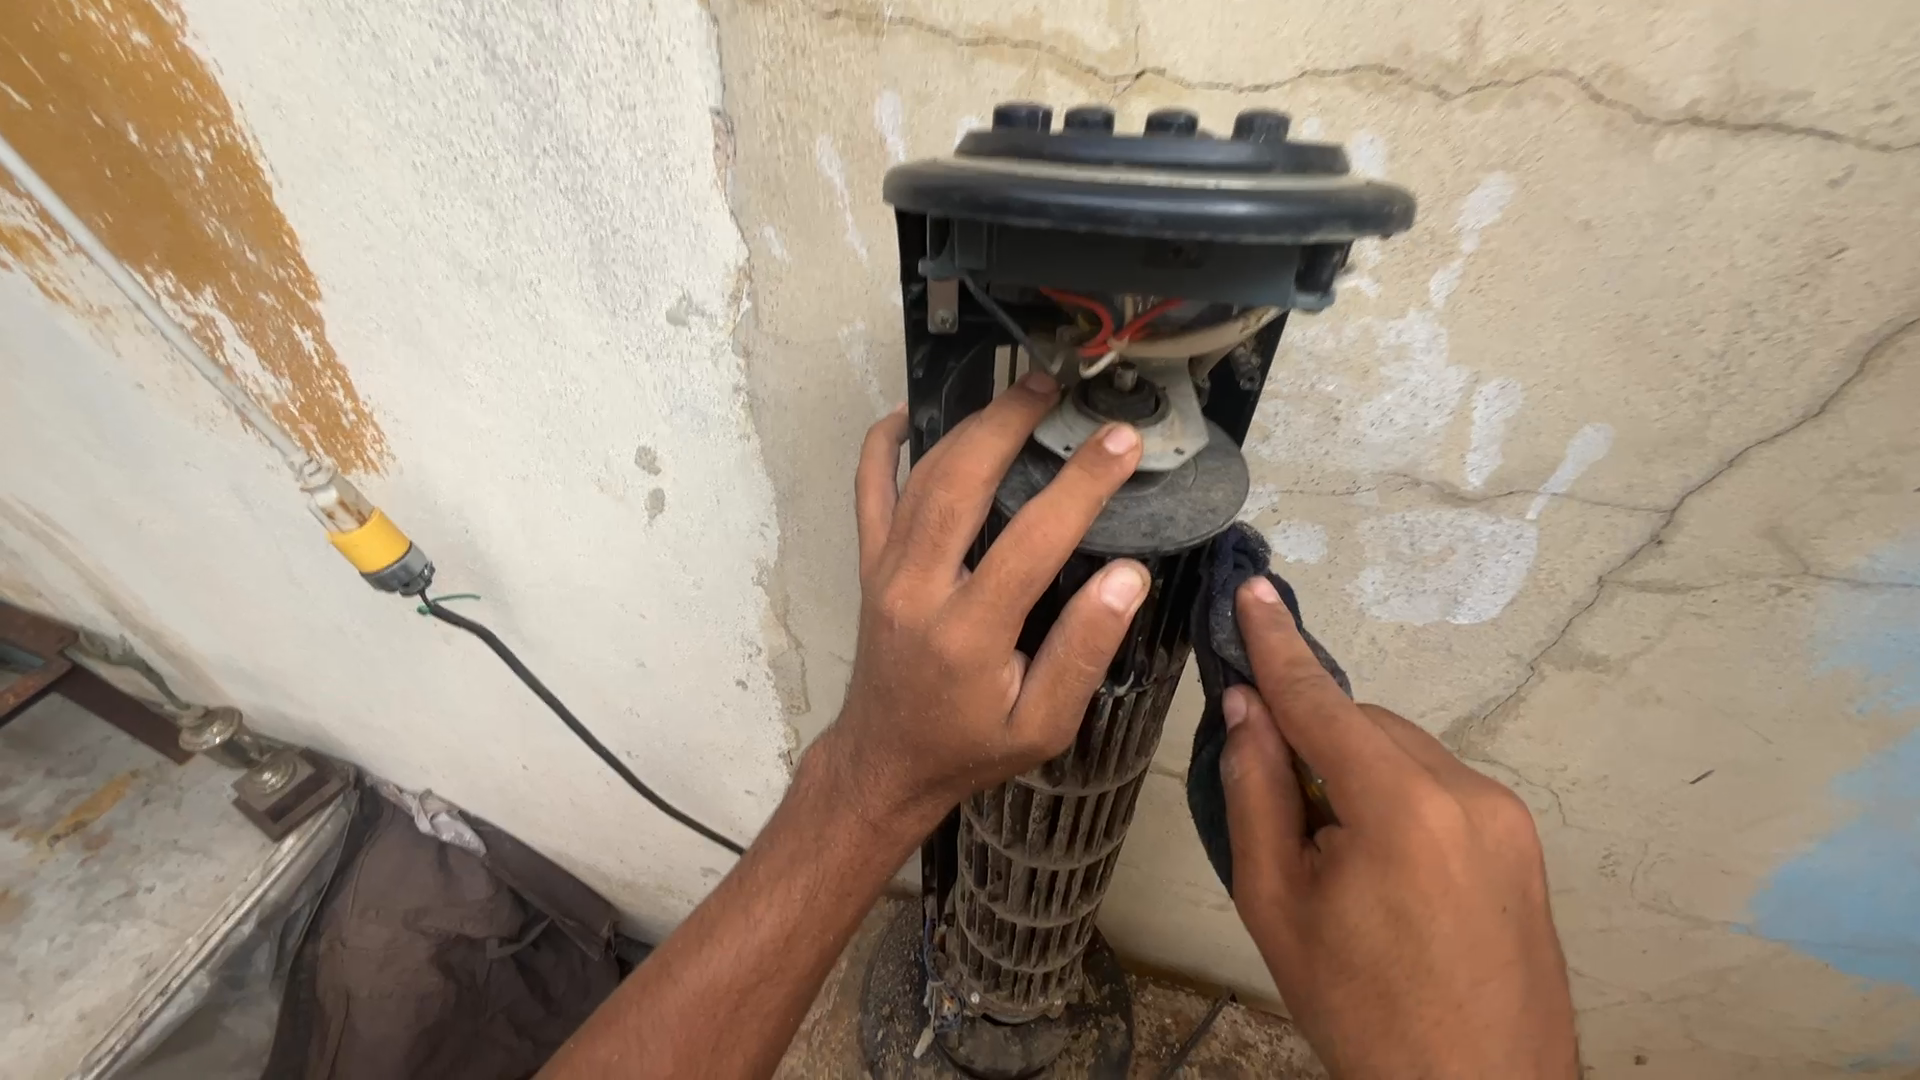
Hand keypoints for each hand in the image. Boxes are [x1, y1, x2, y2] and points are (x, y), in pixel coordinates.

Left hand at [824, 372, 1150, 828]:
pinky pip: (867, 491)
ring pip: (921, 477)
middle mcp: (917, 589)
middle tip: (1056, 386)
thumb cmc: (970, 747)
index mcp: (969, 634)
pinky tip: (911, 415)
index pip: (1034, 539)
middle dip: (1011, 423)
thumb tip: (1127, 576)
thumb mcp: (1044, 724)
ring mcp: (884, 571)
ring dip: (969, 426)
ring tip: (1016, 393)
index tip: (1120, 440)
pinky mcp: (868, 566)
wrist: (886, 762)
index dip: (1082, 483)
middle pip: (961, 483)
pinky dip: (884, 446)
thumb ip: (1084, 650)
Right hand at [1222, 576, 1577, 1078]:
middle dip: (1311, 737)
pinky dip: (1389, 791)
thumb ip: (1255, 788)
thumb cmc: (1356, 1004)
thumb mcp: (1273, 898)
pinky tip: (1379, 860)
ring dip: (1351, 768)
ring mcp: (1506, 816)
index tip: (1253, 588)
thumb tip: (1247, 707)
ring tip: (1332, 847)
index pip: (1319, 700)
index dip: (1276, 642)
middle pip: (1361, 724)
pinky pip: (1433, 782)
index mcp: (1400, 807)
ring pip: (1398, 750)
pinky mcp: (1522, 841)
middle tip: (1278, 801)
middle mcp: (1467, 792)